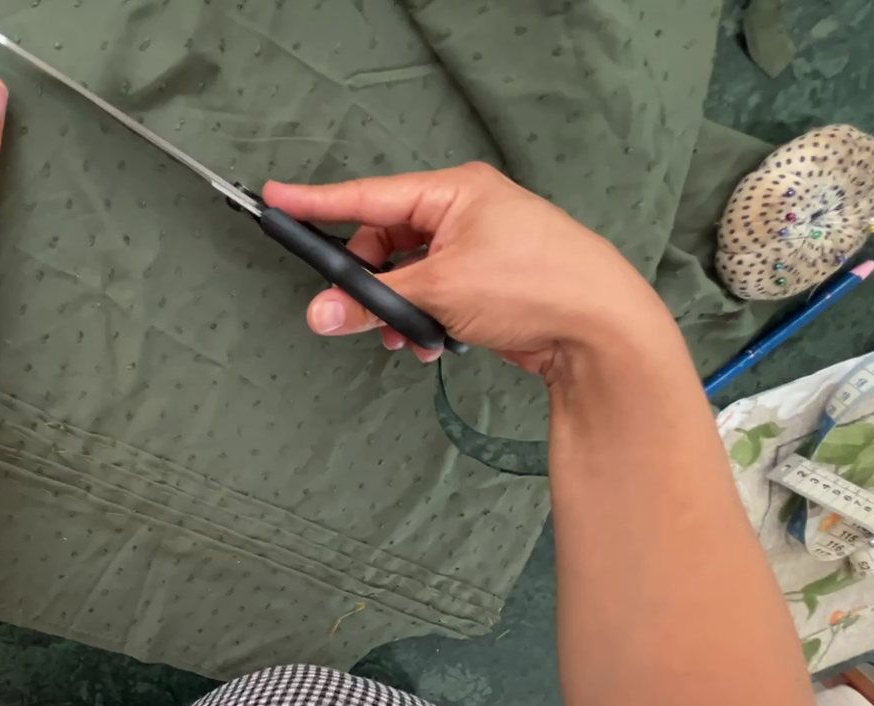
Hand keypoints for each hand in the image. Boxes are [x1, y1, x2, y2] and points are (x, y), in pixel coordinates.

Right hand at [263, 163, 677, 380]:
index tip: (275, 197)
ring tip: (399, 336)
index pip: (367, 195)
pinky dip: (417, 321)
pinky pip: (425, 296)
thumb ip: (372, 301)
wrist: (597, 328)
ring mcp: (470, 248)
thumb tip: (318, 314)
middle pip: (382, 242)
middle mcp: (459, 213)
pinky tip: (426, 344)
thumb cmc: (529, 284)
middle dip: (365, 281)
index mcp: (452, 192)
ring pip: (402, 275)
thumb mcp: (439, 289)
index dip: (318, 201)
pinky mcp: (477, 283)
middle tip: (348, 310)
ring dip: (392, 310)